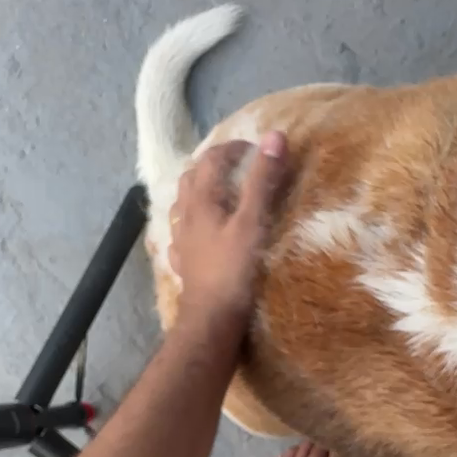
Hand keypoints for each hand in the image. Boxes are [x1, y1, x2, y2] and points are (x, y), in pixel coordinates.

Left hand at [168, 130, 288, 324]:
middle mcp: (185, 217)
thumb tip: (275, 136)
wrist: (211, 320)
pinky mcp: (185, 265)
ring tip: (220, 196)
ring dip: (200, 194)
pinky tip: (201, 235)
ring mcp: (181, 242)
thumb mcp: (253, 222)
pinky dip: (194, 226)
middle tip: (237, 167)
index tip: (257, 149)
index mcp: (201, 201)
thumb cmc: (233, 271)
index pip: (212, 159)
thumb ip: (263, 180)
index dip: (234, 148)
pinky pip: (184, 236)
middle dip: (212, 167)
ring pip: (184, 207)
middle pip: (192, 179)